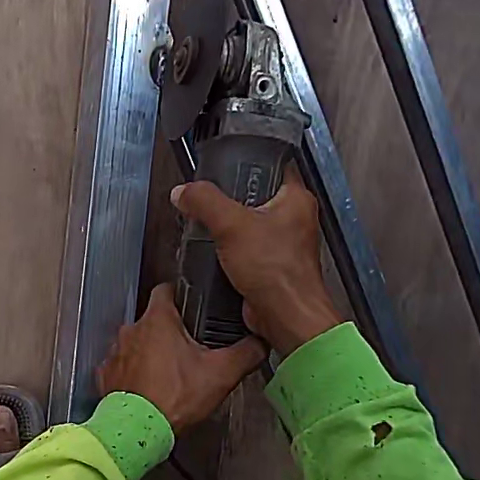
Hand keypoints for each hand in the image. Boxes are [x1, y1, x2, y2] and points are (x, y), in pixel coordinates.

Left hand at [97, 284, 267, 431]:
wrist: (139, 429)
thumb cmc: (175, 398)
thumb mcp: (222, 373)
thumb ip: (246, 352)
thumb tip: (259, 343)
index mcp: (157, 320)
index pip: (165, 290)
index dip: (178, 294)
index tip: (188, 303)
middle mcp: (131, 331)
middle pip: (152, 319)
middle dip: (168, 330)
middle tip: (188, 349)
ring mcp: (115, 352)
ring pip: (136, 343)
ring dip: (149, 352)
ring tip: (169, 372)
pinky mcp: (106, 374)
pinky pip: (122, 366)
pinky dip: (133, 373)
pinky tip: (148, 387)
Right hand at [170, 175, 343, 354]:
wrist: (284, 316)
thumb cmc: (278, 273)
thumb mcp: (231, 226)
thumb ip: (205, 202)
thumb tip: (184, 191)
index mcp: (295, 199)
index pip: (272, 166)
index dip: (247, 163)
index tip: (224, 166)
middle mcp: (292, 219)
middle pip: (254, 196)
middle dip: (228, 200)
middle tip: (209, 201)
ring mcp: (282, 243)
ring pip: (248, 223)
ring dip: (227, 227)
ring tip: (209, 227)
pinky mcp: (269, 264)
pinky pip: (244, 248)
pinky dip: (228, 250)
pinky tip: (215, 253)